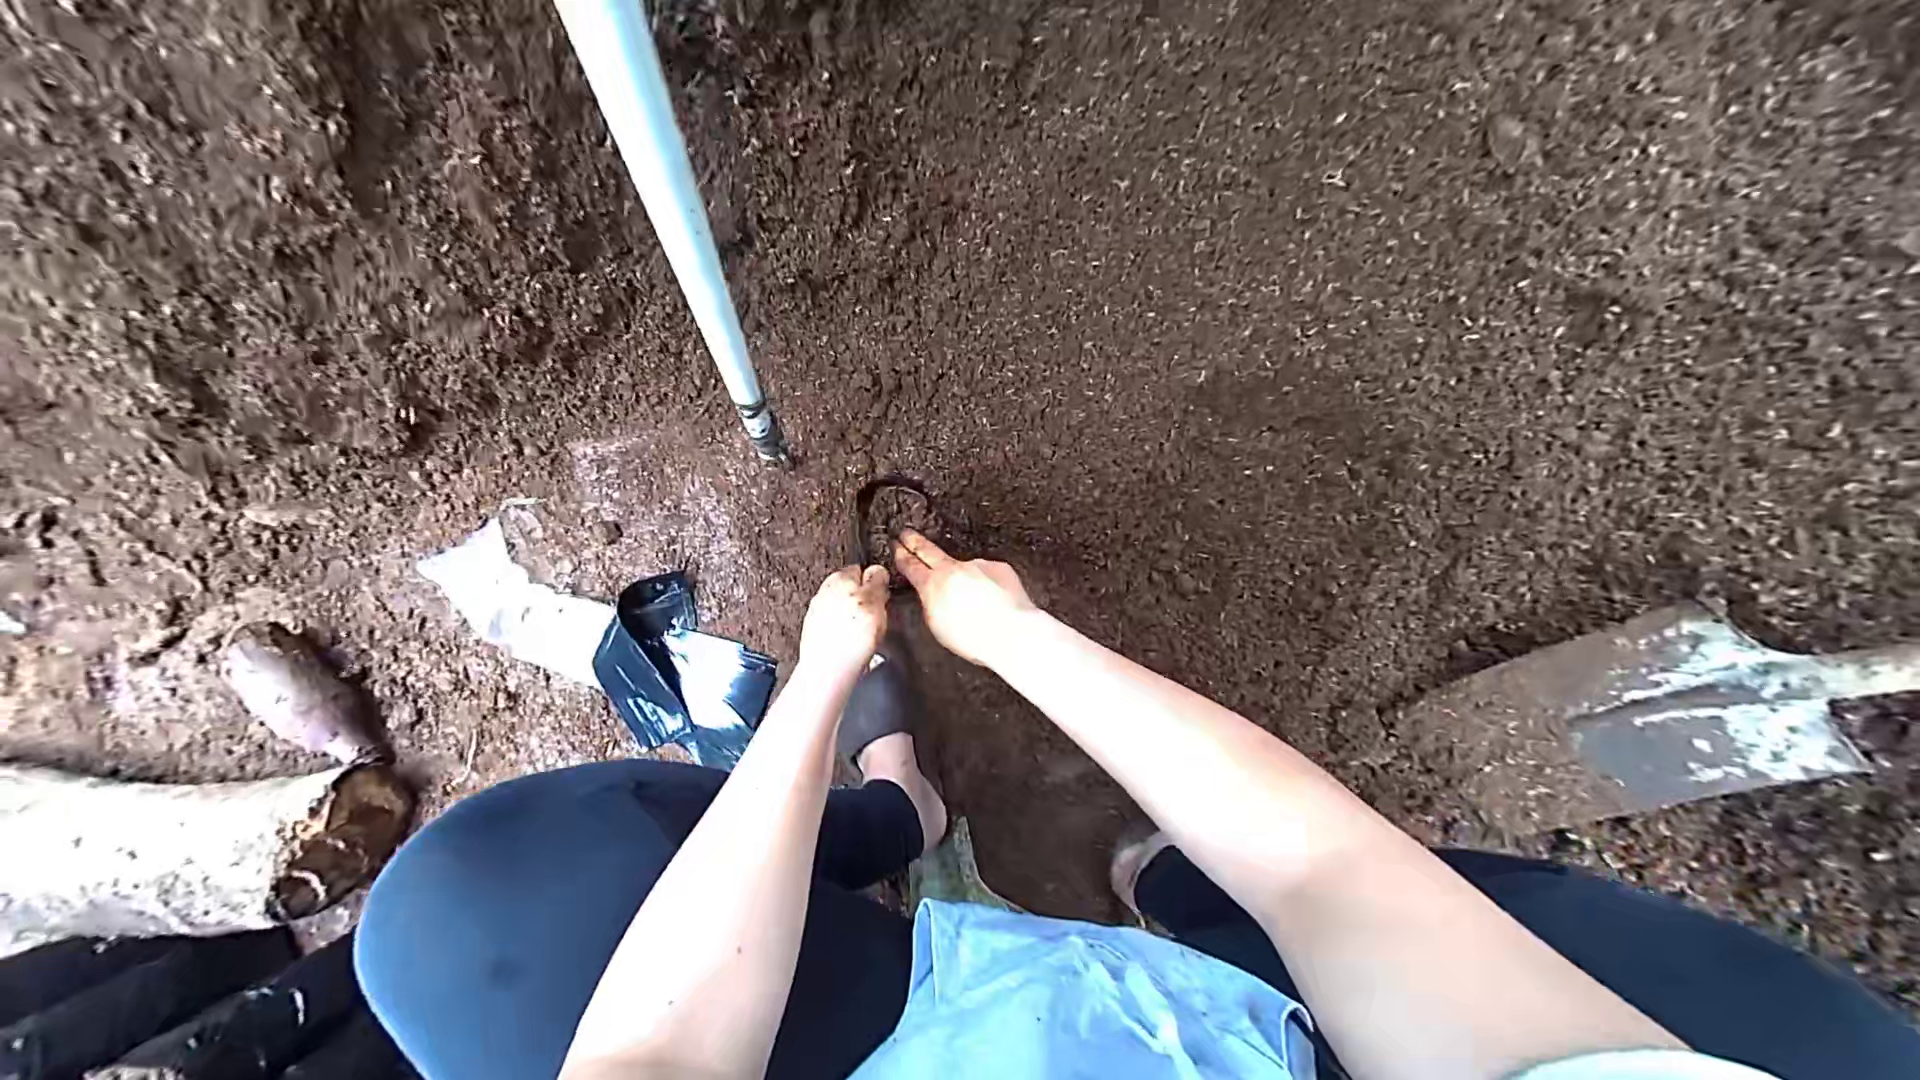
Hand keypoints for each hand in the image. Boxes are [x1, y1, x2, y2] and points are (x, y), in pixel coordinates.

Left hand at [798, 564, 889, 673]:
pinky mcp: (816, 634)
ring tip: (866, 636)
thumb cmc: (851, 635)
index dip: (876, 583)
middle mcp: (824, 593)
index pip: (861, 570)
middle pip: (852, 592)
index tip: (884, 596)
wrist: (829, 669)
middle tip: (877, 618)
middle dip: (866, 602)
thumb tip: (878, 571)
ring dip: (856, 620)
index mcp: (838, 578)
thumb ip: (877, 580)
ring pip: (845, 612)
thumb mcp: (876, 599)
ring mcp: (818, 614)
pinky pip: (839, 630)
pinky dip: (847, 635)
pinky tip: (854, 645)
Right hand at [891, 530, 1039, 666]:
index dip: (901, 555)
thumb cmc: (975, 637)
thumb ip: (930, 602)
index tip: (897, 547)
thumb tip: (931, 595)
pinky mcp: (998, 567)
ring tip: (974, 603)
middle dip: (914, 541)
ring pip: (964, 568)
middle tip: (907, 534)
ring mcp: (977, 565)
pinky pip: (988, 574)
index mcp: (932, 585)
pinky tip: (992, 601)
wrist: (1010, 632)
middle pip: (928, 550)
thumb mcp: (937, 625)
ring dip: (965, 579)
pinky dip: (988, 585)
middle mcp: (953, 569)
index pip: (911, 565)